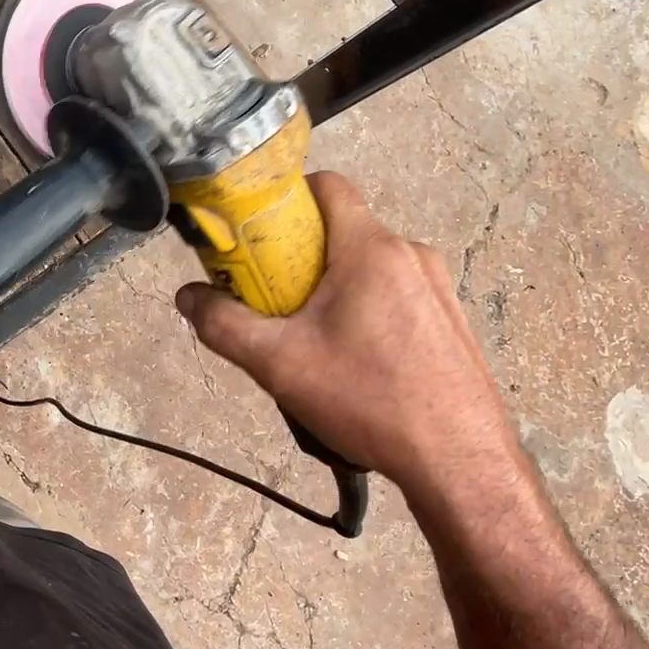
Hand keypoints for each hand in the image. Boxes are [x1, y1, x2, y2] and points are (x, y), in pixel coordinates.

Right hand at [174, 172, 521, 508]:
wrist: (461, 464)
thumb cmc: (367, 399)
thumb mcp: (276, 363)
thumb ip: (221, 323)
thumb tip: (187, 296)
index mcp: (371, 249)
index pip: (325, 184)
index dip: (283, 198)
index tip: (254, 236)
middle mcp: (410, 254)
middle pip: (338, 230)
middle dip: (295, 256)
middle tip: (269, 299)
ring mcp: (438, 287)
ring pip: (364, 265)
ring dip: (327, 287)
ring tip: (306, 339)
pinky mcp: (450, 320)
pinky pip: (391, 294)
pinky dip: (360, 310)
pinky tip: (350, 362)